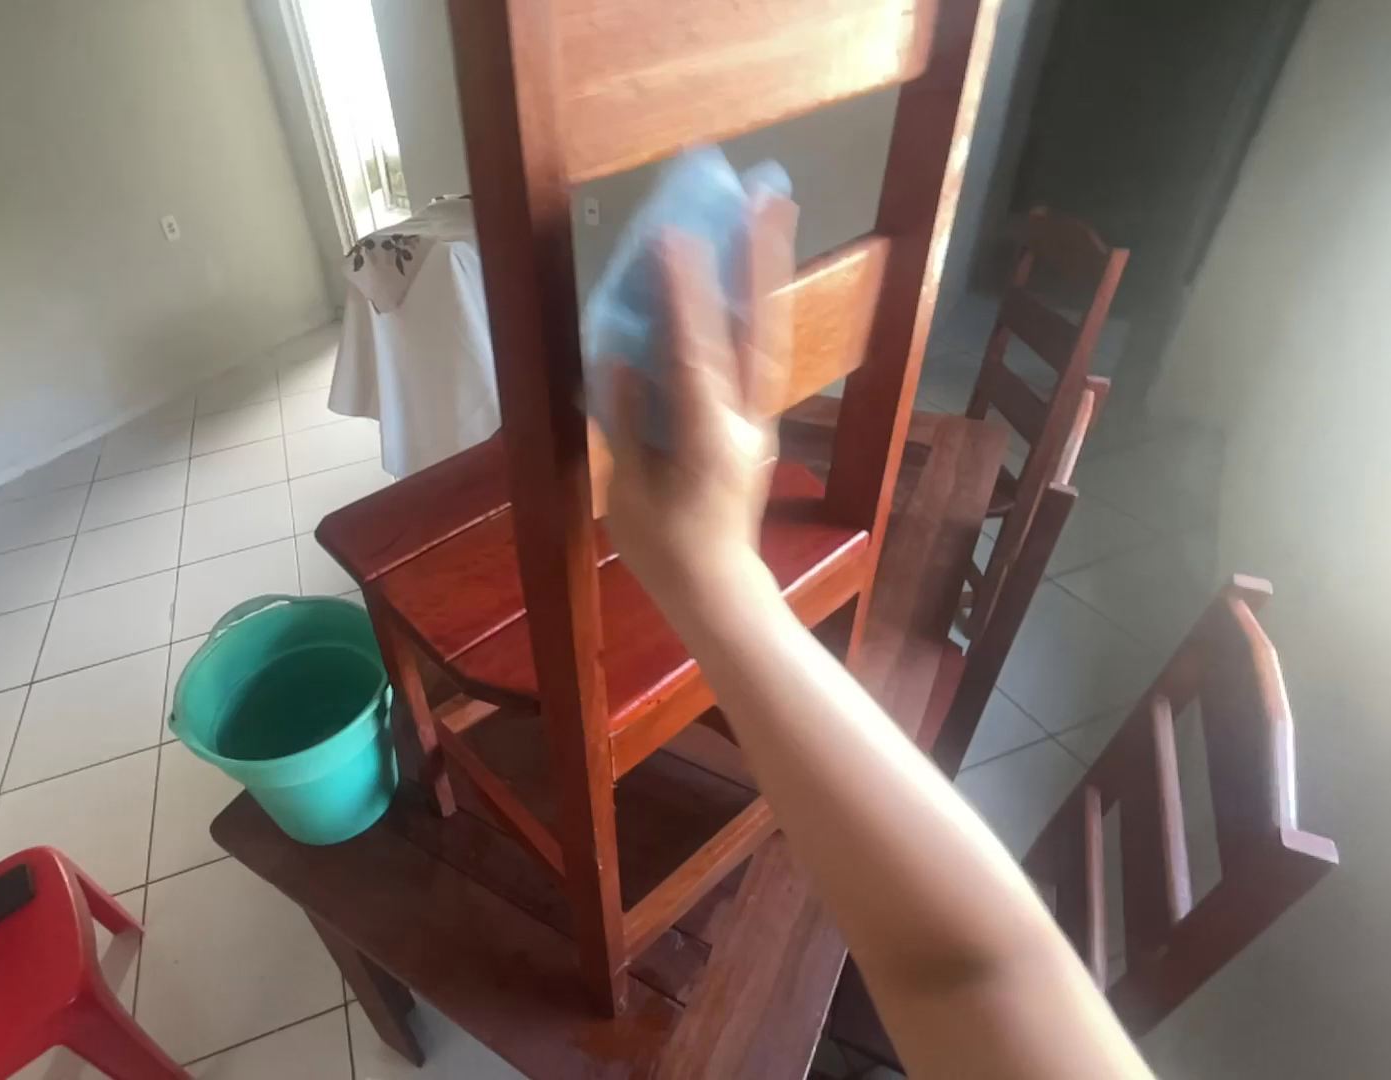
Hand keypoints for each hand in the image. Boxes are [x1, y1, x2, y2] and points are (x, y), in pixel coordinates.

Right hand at [603, 195, 798, 623]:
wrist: (715, 588)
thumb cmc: (663, 550)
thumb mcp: (631, 494)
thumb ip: (630, 424)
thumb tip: (621, 359)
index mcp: (707, 441)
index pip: (694, 356)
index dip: (683, 297)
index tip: (675, 236)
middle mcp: (744, 422)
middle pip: (756, 331)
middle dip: (758, 260)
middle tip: (767, 194)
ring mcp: (757, 423)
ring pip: (765, 339)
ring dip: (765, 277)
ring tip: (769, 217)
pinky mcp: (755, 427)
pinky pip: (755, 361)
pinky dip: (751, 315)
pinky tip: (744, 284)